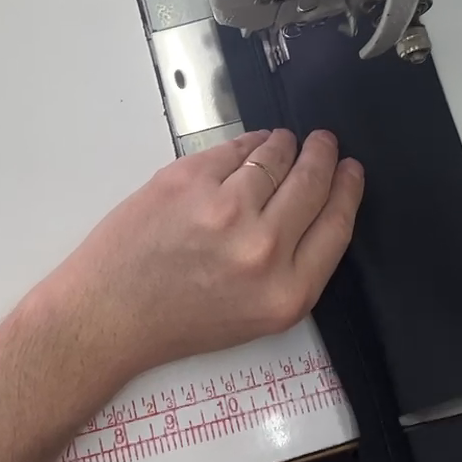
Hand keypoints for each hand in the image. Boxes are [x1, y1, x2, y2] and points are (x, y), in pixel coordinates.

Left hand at [35, 129, 364, 382]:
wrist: (110, 314)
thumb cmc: (178, 320)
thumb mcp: (256, 314)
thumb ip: (293, 268)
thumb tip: (313, 209)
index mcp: (286, 292)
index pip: (336, 225)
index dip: (347, 190)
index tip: (351, 171)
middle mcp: (263, 249)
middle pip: (311, 183)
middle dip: (323, 156)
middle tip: (325, 142)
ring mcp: (224, 208)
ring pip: (274, 157)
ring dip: (284, 144)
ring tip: (285, 141)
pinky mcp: (189, 179)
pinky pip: (234, 147)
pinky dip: (248, 142)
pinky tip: (252, 143)